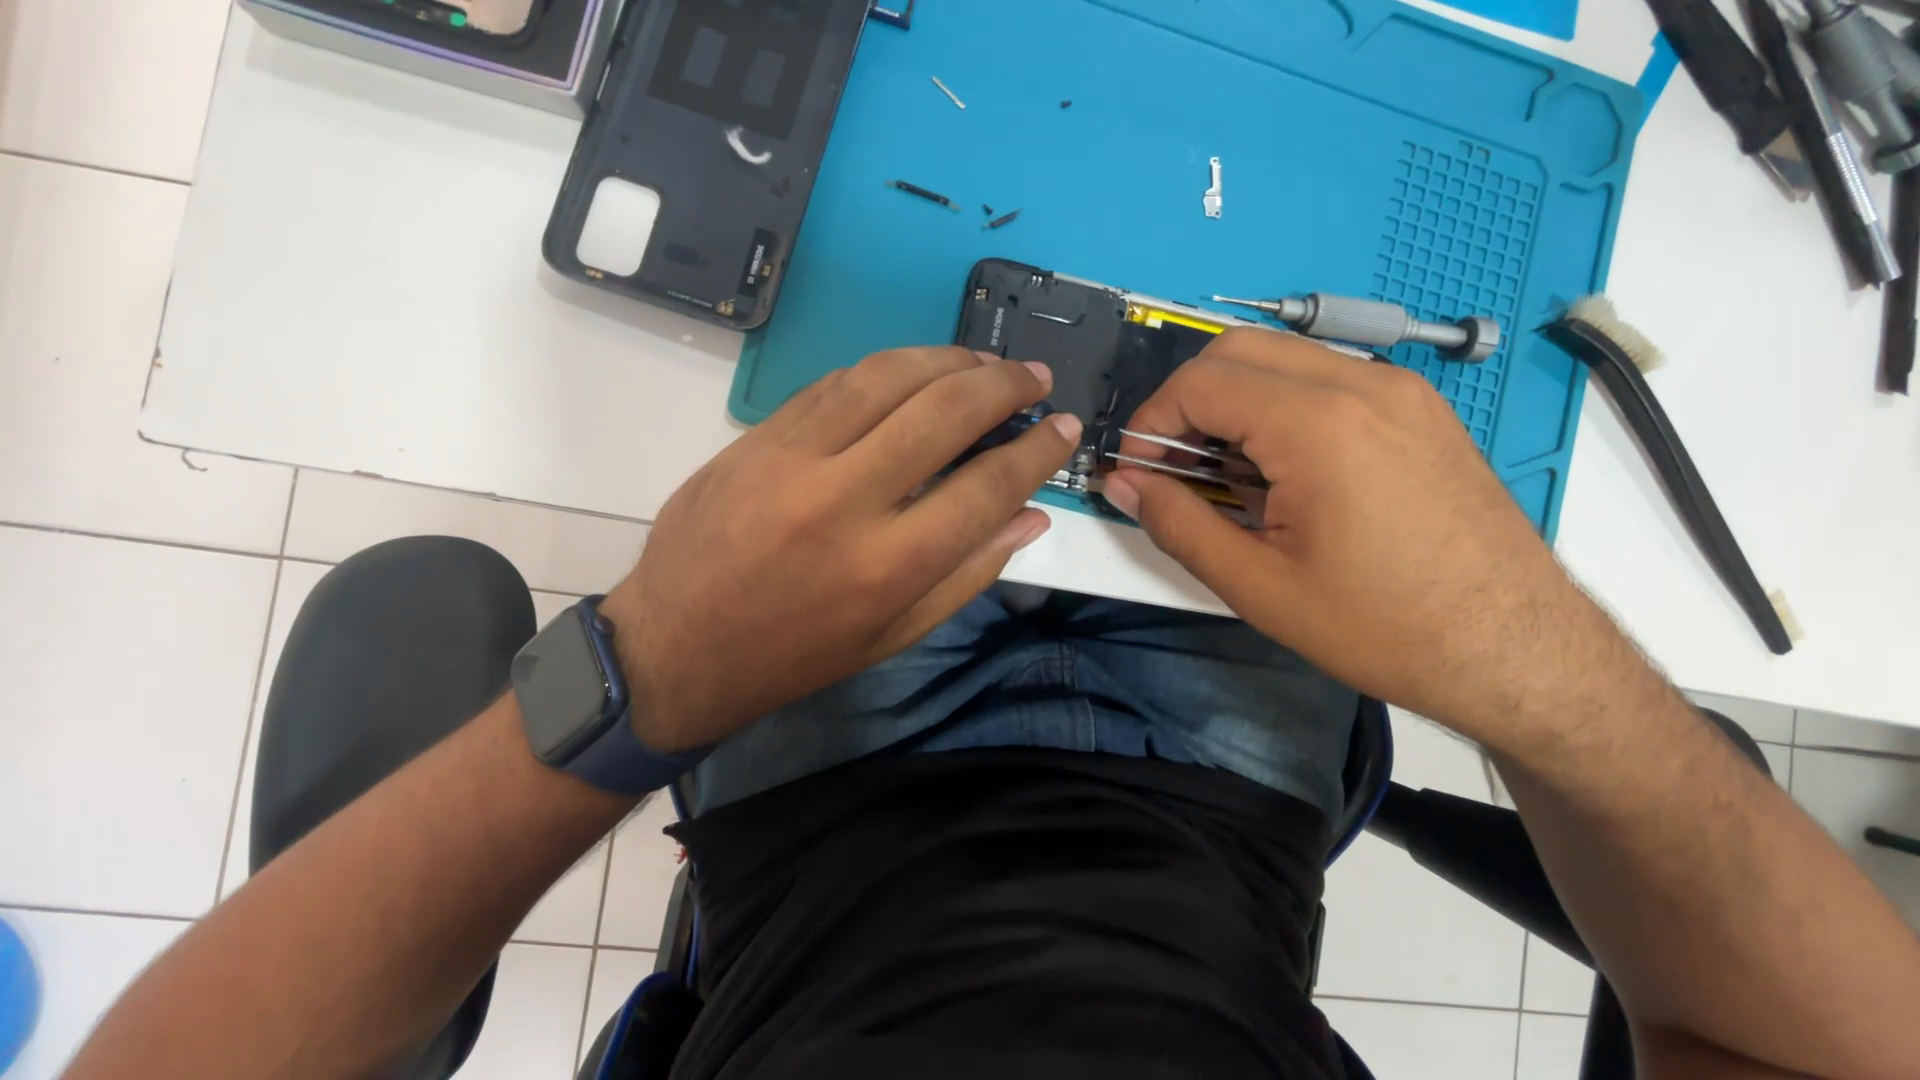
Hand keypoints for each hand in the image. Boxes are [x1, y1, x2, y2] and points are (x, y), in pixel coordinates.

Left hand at [600, 347, 1080, 752]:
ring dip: (946, 359)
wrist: (674, 648)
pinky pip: (832, 385)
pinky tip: (911, 373)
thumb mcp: (892, 636)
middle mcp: (843, 500)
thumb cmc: (794, 657)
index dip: (1036, 452)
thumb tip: (1031, 516)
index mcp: (887, 565)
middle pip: (942, 413)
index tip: (1063, 430)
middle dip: (1002, 386)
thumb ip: (967, 574)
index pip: (986, 487)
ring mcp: (792, 460)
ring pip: (885, 378)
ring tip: (981, 362)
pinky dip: (883, 371)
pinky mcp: (756, 439)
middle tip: (1033, 376)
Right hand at [1100, 328, 1618, 730]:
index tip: (1137, 469)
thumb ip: (1177, 524)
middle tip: (1173, 464)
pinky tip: (1288, 471)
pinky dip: (1286, 405)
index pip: (1200, 382)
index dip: (1151, 421)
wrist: (1516, 651)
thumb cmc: (1381, 626)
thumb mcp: (1259, 587)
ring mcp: (1402, 392)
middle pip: (1239, 349)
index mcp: (1318, 424)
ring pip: (1287, 358)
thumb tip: (1123, 483)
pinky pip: (1332, 379)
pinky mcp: (1424, 411)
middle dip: (1188, 399)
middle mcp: (1362, 384)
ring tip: (1230, 474)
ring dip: (1237, 399)